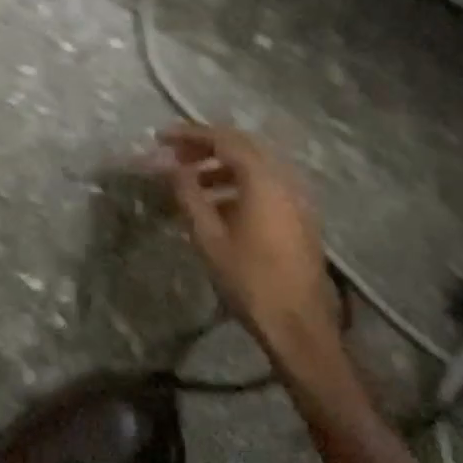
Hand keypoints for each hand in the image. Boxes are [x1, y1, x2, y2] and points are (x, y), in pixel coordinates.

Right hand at [150, 126, 336, 356]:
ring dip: (222, 166)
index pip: (223, 140)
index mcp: (263, 180)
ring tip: (191, 182)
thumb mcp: (208, 236)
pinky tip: (218, 205)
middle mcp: (284, 180)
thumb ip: (187, 194)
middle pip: (242, 146)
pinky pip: (267, 185)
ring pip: (256, 166)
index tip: (161, 138)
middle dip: (206, 146)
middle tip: (175, 155)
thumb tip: (169, 166)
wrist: (300, 328)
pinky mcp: (300, 218)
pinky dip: (240, 183)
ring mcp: (297, 199)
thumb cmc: (249, 280)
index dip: (190, 134)